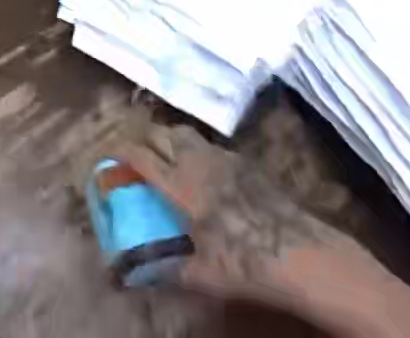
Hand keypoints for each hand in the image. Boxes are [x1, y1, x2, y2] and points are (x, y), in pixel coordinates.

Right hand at [114, 125, 355, 298]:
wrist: (301, 252)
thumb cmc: (245, 262)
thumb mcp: (204, 275)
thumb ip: (168, 270)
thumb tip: (135, 278)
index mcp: (177, 183)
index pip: (139, 154)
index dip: (119, 152)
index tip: (108, 156)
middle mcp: (194, 161)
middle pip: (159, 133)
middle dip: (141, 137)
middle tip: (133, 152)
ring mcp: (220, 157)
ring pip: (183, 132)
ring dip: (167, 137)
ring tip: (164, 153)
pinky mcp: (242, 162)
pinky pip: (207, 144)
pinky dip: (194, 148)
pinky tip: (200, 168)